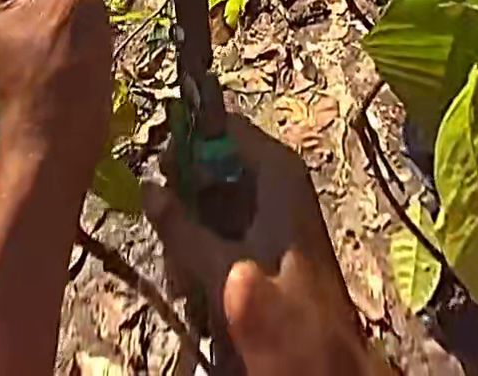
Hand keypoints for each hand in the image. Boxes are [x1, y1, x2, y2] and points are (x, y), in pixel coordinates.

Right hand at [143, 116, 379, 374]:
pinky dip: (205, 247)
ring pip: (216, 198)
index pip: (224, 126)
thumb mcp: (224, 270)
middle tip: (164, 226)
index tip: (160, 169)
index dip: (189, 140)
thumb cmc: (285, 315)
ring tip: (179, 274)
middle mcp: (277, 179)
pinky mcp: (270, 238)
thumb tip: (146, 189)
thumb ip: (181, 227)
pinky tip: (192, 284)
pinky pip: (226, 225)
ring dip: (191, 231)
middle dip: (186, 197)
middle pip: (215, 164)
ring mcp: (275, 209)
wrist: (331, 371)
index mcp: (276, 169)